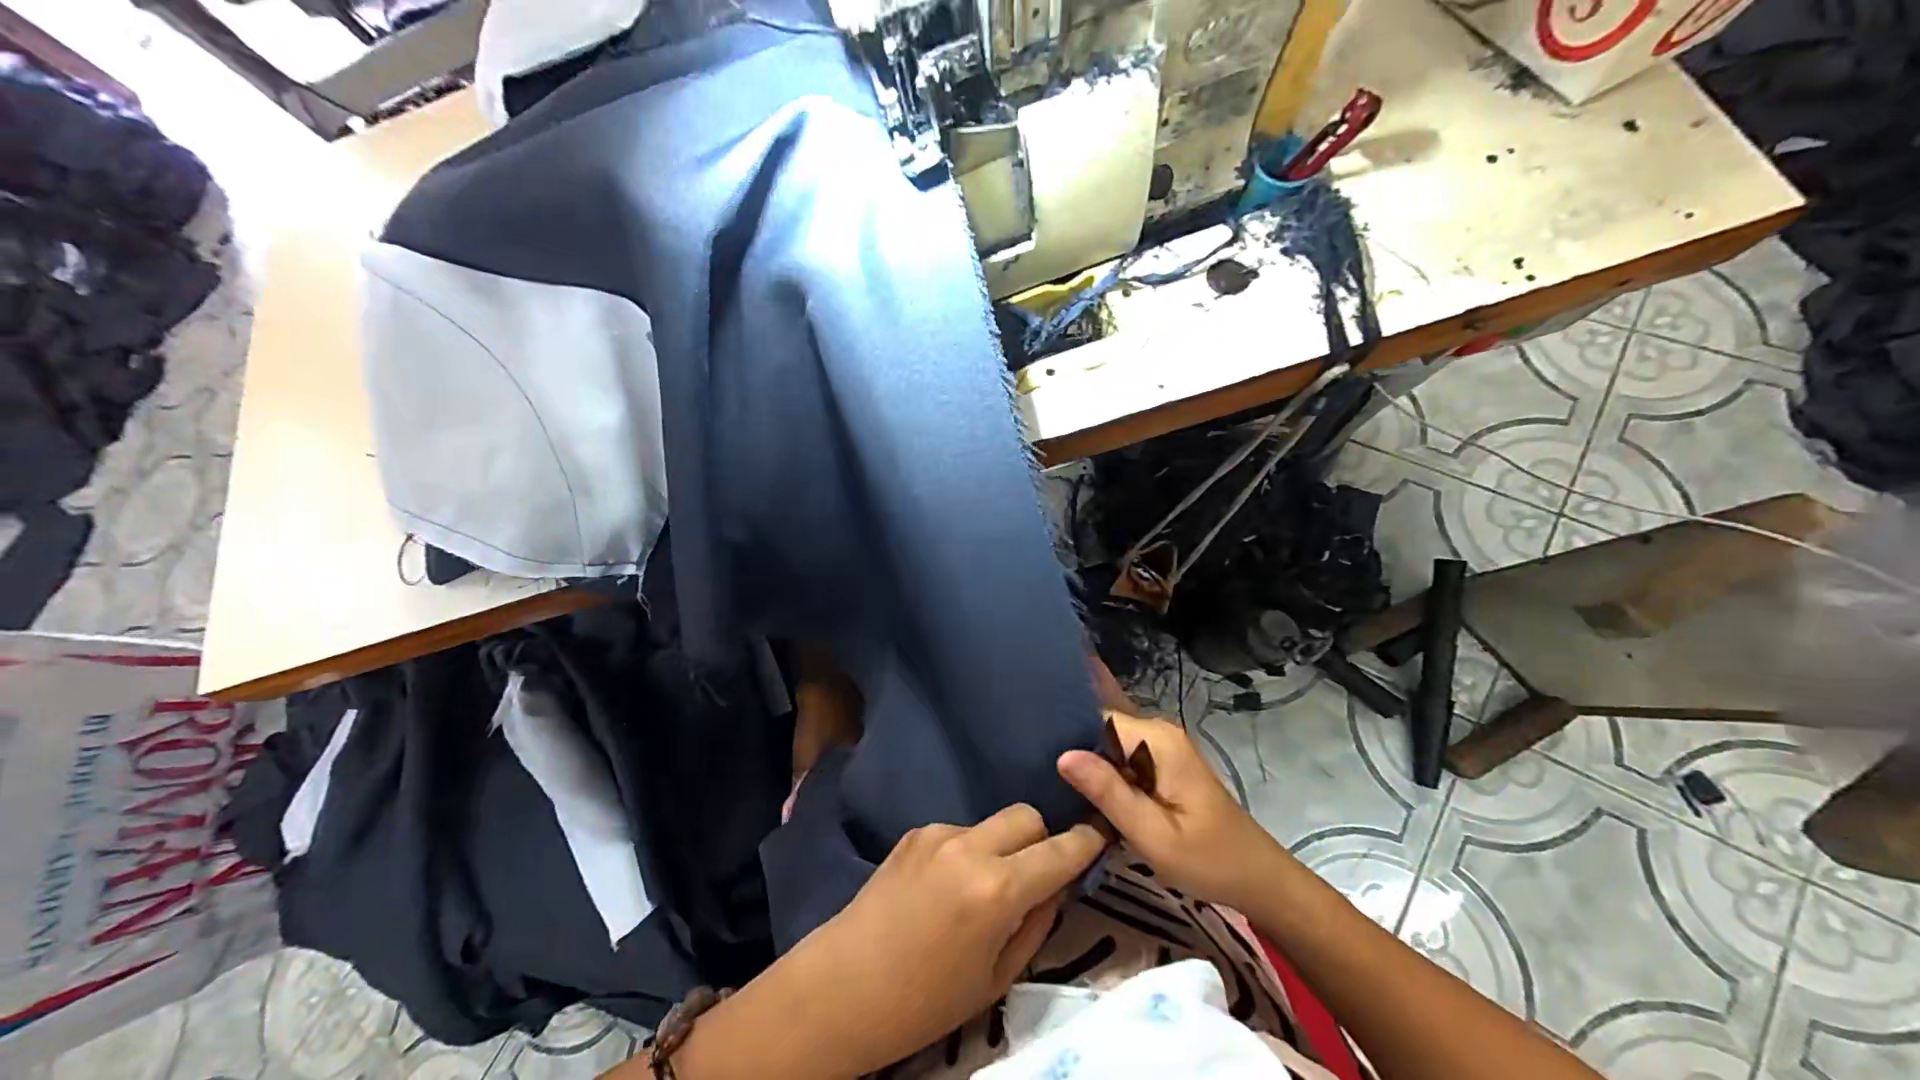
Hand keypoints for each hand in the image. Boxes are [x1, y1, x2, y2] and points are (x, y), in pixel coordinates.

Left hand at [779, 806, 1106, 1074]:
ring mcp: (938, 834)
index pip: (1059, 850)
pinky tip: (948, 888)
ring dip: (1002, 846)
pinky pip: (960, 832)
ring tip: (983, 889)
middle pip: (1027, 815)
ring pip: (993, 823)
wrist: (844, 987)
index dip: (1086, 841)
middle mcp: (969, 848)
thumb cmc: (926, 1000)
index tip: (1100, 836)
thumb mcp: (997, 977)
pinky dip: (969, 851)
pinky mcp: (914, 832)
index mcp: (997, 889)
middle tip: (1036, 874)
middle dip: (1042, 838)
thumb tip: (1057, 885)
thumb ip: (1037, 924)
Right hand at [1057, 711, 1289, 911]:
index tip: (1036, 759)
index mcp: (1157, 740)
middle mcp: (1158, 732)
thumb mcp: (1153, 835)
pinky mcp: (1162, 765)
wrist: (1258, 880)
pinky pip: (1121, 758)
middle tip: (1038, 774)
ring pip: (1108, 744)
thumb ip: (1109, 793)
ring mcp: (1161, 747)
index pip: (1096, 719)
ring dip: (1086, 763)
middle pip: (1100, 727)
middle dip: (1073, 748)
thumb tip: (1062, 755)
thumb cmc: (1208, 861)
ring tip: (1050, 782)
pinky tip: (1082, 792)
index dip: (1067, 737)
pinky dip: (1103, 773)